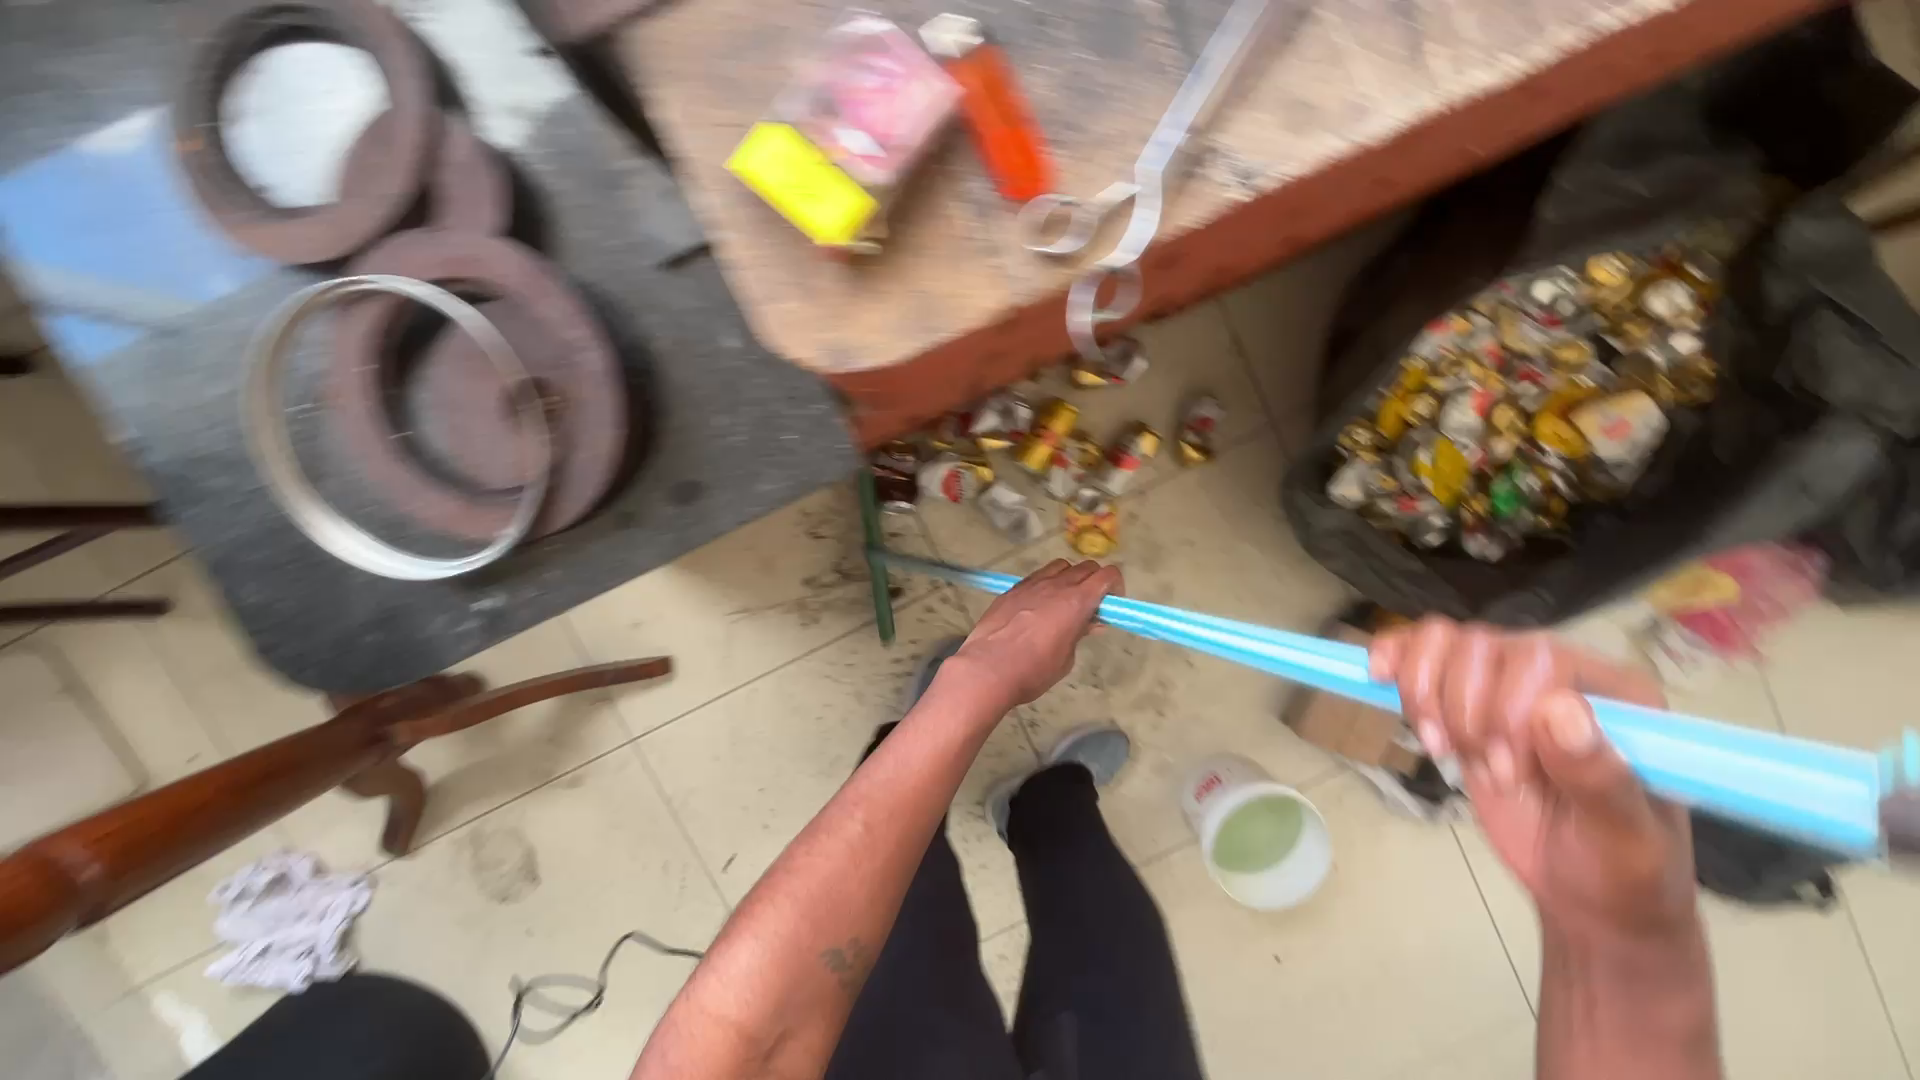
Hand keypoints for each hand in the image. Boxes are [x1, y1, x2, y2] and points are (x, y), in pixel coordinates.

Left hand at [952, 560, 1123, 710]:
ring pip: (1060, 566)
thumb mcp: (1066, 658)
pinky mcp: (1011, 590)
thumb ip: (1079, 634)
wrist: (987, 668)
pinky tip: (1038, 606)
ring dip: (1069, 577)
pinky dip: (1046, 584)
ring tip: (1064, 601)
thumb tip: (1089, 622)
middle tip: (1090, 606)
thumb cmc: (1033, 670)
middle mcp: (1056, 585)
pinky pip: (1036, 576)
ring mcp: (1031, 584)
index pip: (1107, 575)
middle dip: (1095, 582)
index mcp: (1076, 601)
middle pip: (1086, 567)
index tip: (1112, 605)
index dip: (1115, 586)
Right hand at [1369, 618, 1698, 944]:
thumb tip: (1559, 711)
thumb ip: (1599, 776)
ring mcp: (1505, 681)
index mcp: (1612, 692)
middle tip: (1482, 774)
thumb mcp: (1624, 838)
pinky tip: (1379, 678)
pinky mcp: (1462, 696)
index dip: (1505, 709)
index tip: (1507, 776)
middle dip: (1463, 712)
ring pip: (1441, 642)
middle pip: (1480, 646)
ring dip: (1424, 695)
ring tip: (1442, 751)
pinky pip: (1418, 650)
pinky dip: (1392, 657)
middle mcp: (1558, 672)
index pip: (1539, 658)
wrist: (1587, 891)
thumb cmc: (1620, 870)